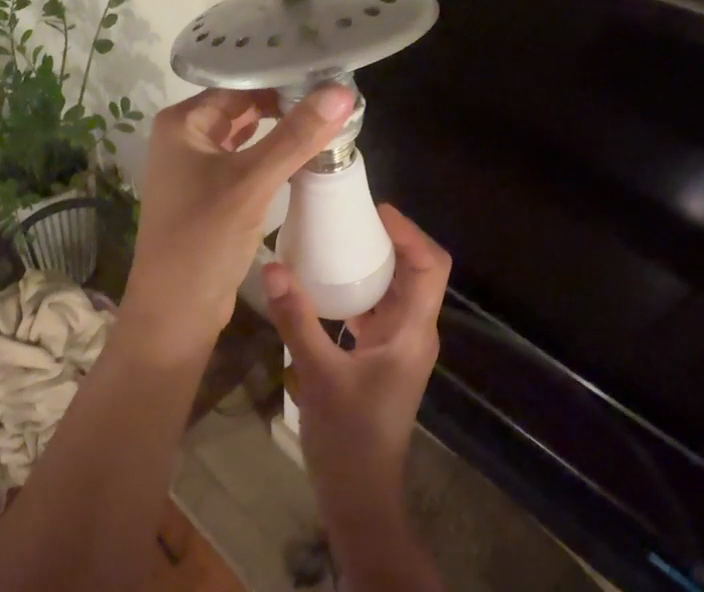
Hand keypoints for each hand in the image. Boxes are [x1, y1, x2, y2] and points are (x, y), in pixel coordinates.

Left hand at [121, 85, 356, 354]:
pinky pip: (247, 164)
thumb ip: (296, 136)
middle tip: (337, 99)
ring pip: (247, 138)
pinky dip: (274, 158)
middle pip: (243, 109)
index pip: (239, 85)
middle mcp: (184, 138)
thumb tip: (342, 92)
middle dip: (286, 106)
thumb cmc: (204, 238)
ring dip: (282, 133)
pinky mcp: (211, 196)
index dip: (281, 80)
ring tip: (330, 122)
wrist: (176, 311)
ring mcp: (196, 169)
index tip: (328, 75)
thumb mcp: (253, 182)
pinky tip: (306, 157)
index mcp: (182, 123)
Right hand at [263, 204, 450, 506]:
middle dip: (387, 240)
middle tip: (346, 216)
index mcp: (413, 331)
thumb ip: (297, 318)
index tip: (374, 210)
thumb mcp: (317, 372)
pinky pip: (374, 310)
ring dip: (371, 263)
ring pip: (394, 290)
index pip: (431, 266)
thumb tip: (272, 265)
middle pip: (414, 272)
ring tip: (332, 239)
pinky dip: (356, 289)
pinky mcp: (380, 358)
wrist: (358, 493)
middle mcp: (413, 333)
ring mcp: (398, 347)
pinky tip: (322, 284)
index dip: (410, 232)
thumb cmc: (349, 435)